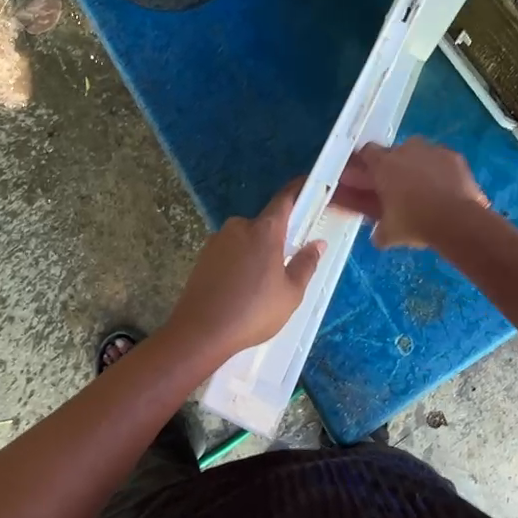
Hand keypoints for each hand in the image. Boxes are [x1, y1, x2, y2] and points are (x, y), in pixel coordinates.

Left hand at [165, 180, 325, 356]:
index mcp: (264, 230)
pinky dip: (239, 264)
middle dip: (277, 238)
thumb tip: (317, 244)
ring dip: (256, 253)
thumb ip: (306, 264)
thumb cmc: (253, 312)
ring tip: (261, 286)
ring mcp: (217, 240)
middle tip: (286, 265)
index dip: (299, 190)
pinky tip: (240, 290)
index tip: (310, 185)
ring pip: (246, 240)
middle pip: (265, 224)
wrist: (200, 333)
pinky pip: (230, 253)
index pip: (285, 199)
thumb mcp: (291, 293)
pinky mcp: (202, 257)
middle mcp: (239, 227)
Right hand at [334, 138, 488, 249]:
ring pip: (418, 153)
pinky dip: (438, 170)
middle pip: (393, 153)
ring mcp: (432, 150)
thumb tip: (378, 236)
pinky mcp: (454, 156)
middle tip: (395, 188)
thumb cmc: (416, 223)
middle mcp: (406, 150)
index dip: (366, 164)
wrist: (458, 221)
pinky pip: (440, 160)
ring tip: (421, 189)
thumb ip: (378, 230)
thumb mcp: (389, 234)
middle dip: (392, 167)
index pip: (367, 153)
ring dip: (415, 165)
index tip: (368, 177)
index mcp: (384, 165)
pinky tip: (443, 188)